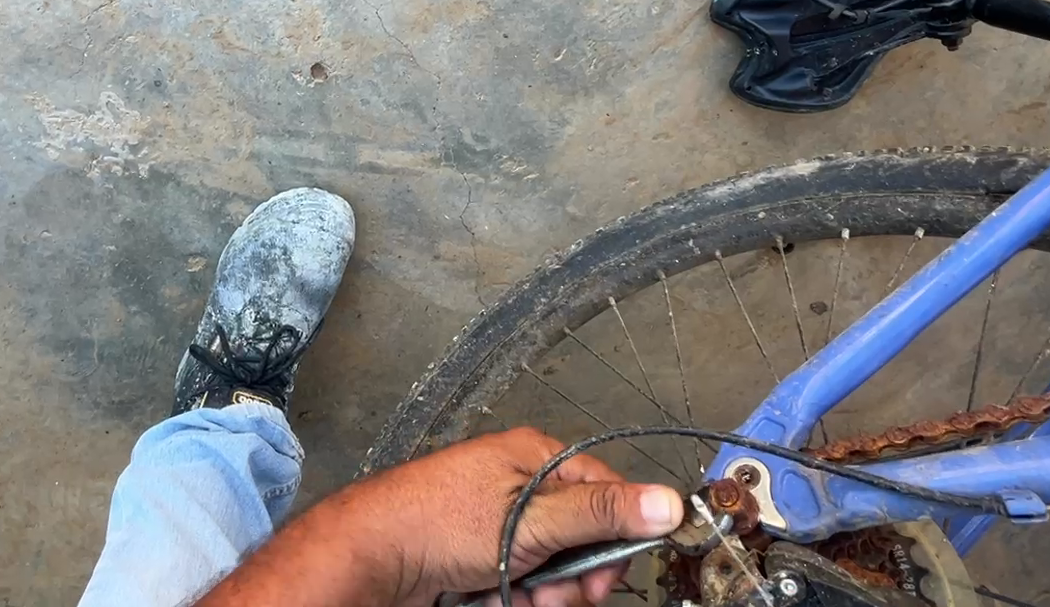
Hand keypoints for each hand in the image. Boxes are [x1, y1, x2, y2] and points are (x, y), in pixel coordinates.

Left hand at [345, 428, 684, 605]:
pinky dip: (516, 594)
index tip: (601, 581)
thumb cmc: (448, 521)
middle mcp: (523, 481)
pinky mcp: (486, 548)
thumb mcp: (529, 520)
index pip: (605, 492)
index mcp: (536, 456)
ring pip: (554, 566)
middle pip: (581, 536)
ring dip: (542, 593)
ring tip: (509, 596)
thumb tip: (670, 500)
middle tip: (546, 596)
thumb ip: (599, 514)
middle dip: (570, 578)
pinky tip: (491, 597)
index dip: (614, 540)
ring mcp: (503, 516)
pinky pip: (524, 576)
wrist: (378, 551)